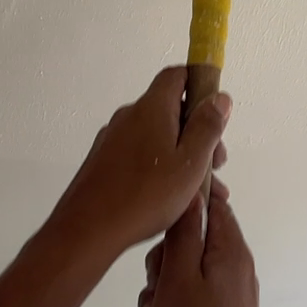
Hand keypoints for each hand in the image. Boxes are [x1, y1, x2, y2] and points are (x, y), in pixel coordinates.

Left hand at [43, 66, 230, 260]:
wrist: (87, 230)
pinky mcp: (104, 161)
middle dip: (197, 132)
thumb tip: (219, 97)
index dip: (200, 85)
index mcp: (152, 108)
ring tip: (200, 190)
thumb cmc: (145, 195)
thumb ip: (207, 127)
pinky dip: (160, 167)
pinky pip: (140, 154)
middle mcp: (129, 116)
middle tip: (215, 165)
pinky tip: (172, 198)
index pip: (177, 76)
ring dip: (182, 155)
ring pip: (157, 136)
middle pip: (170, 109)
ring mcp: (113, 139)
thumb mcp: (190, 162)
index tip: (216, 114)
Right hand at [137, 180, 262, 306]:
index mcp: (232, 252)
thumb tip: (193, 194)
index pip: (213, 205)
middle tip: (156, 287)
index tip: (162, 225)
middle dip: (163, 264)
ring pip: (182, 280)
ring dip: (160, 298)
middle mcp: (235, 271)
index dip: (185, 206)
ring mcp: (229, 301)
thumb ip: (185, 233)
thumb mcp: (179, 278)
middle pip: (191, 245)